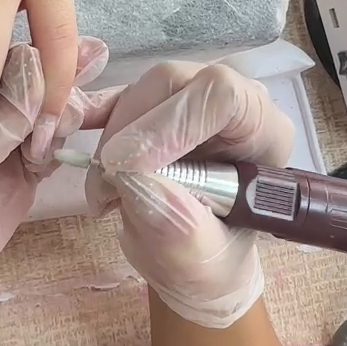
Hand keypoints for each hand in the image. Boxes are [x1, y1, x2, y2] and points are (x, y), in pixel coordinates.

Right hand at [85, 63, 294, 328]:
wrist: (193, 260)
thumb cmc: (210, 262)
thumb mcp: (199, 261)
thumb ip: (176, 223)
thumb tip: (131, 175)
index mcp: (264, 133)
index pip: (222, 96)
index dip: (171, 122)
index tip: (130, 167)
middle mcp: (232, 101)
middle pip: (171, 82)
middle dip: (127, 133)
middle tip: (108, 184)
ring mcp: (189, 95)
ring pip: (137, 90)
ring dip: (108, 140)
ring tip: (105, 192)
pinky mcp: (152, 101)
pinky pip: (114, 96)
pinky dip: (91, 118)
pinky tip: (82, 150)